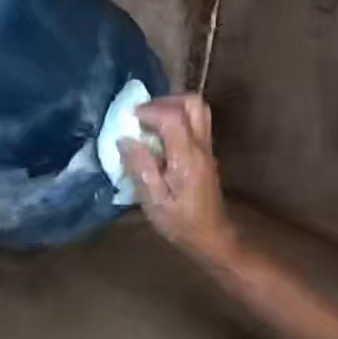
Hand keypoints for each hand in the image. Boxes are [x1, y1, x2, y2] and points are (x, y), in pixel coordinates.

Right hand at [120, 94, 238, 261]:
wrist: (211, 237)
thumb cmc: (180, 223)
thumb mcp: (154, 201)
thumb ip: (140, 167)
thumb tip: (125, 140)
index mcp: (187, 156)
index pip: (172, 117)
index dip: (149, 110)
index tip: (130, 119)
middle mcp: (201, 146)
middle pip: (192, 103)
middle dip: (165, 101)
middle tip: (143, 115)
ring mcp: (207, 148)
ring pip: (197, 109)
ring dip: (172, 107)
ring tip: (149, 123)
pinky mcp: (206, 153)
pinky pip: (195, 122)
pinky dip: (176, 119)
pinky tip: (159, 137)